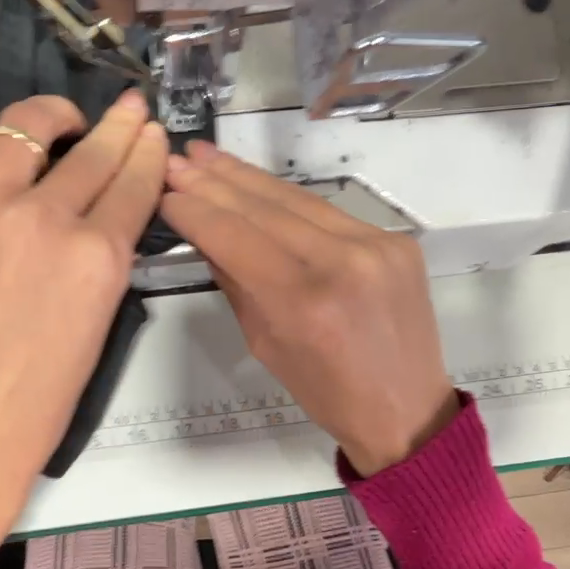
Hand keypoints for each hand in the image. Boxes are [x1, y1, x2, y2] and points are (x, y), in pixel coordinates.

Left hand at [0, 48, 168, 568]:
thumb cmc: (40, 409)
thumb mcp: (97, 336)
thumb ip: (101, 273)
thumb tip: (101, 232)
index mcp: (98, 258)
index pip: (135, 187)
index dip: (150, 158)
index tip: (157, 138)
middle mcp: (47, 220)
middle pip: (94, 155)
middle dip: (121, 129)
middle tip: (132, 113)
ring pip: (24, 130)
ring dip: (53, 112)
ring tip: (65, 115)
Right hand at [161, 142, 457, 476]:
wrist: (405, 409)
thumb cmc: (328, 395)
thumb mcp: (267, 348)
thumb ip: (238, 287)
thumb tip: (207, 237)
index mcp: (303, 304)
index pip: (234, 238)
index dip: (195, 211)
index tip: (164, 191)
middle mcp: (341, 263)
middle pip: (265, 208)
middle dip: (215, 182)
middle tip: (177, 159)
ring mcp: (376, 247)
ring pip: (298, 201)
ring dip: (249, 179)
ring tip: (209, 158)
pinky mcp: (397, 242)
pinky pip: (331, 214)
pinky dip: (291, 202)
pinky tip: (261, 189)